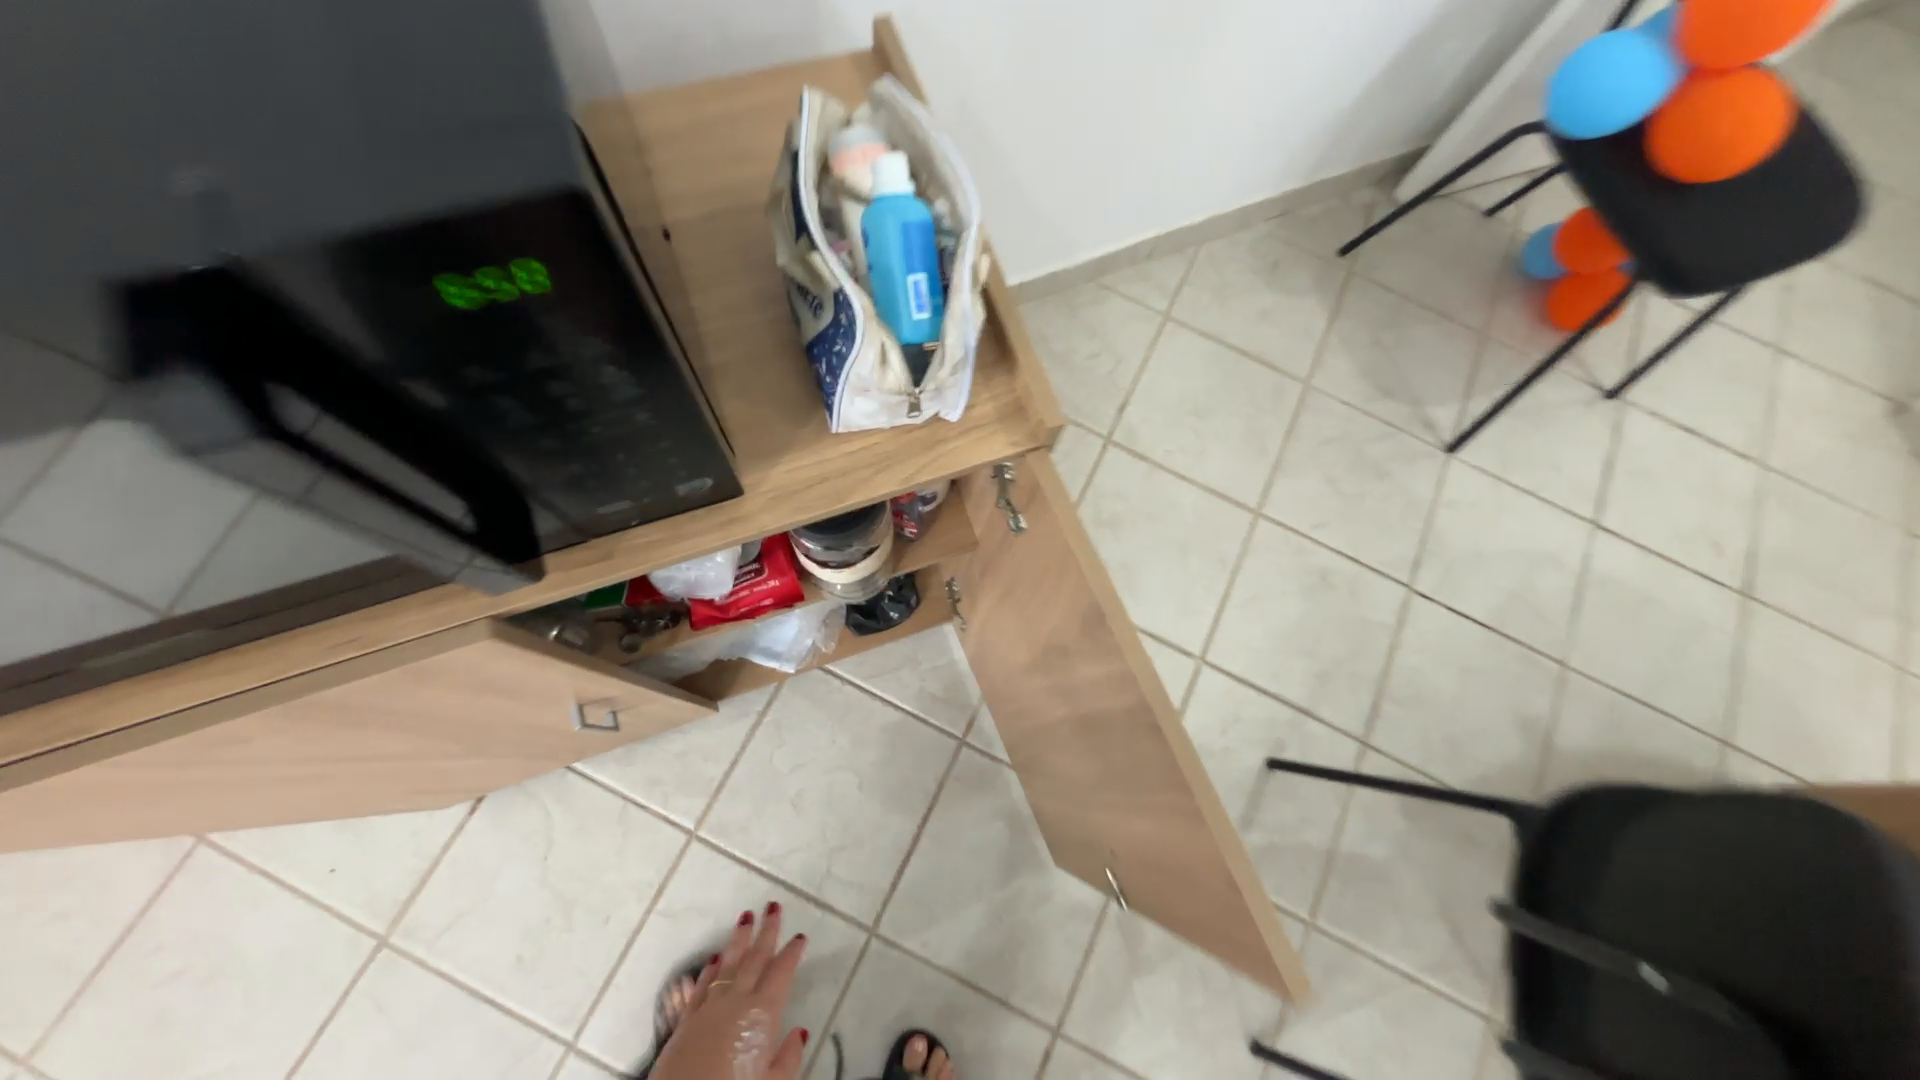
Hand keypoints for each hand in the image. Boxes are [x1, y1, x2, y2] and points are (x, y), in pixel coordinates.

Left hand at [650, 903, 809, 1079]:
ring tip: (745, 918)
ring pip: (728, 965)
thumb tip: (799, 1032)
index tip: (799, 937)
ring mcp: (709, 1008)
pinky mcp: (687, 1021)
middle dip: (766, 931)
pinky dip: (710, 971)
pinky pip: (702, 986)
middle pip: (754, 959)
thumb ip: (789, 1057)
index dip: (791, 953)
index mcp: (763, 1014)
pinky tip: (715, 960)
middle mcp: (736, 1002)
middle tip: (773, 906)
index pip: (781, 973)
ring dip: (738, 941)